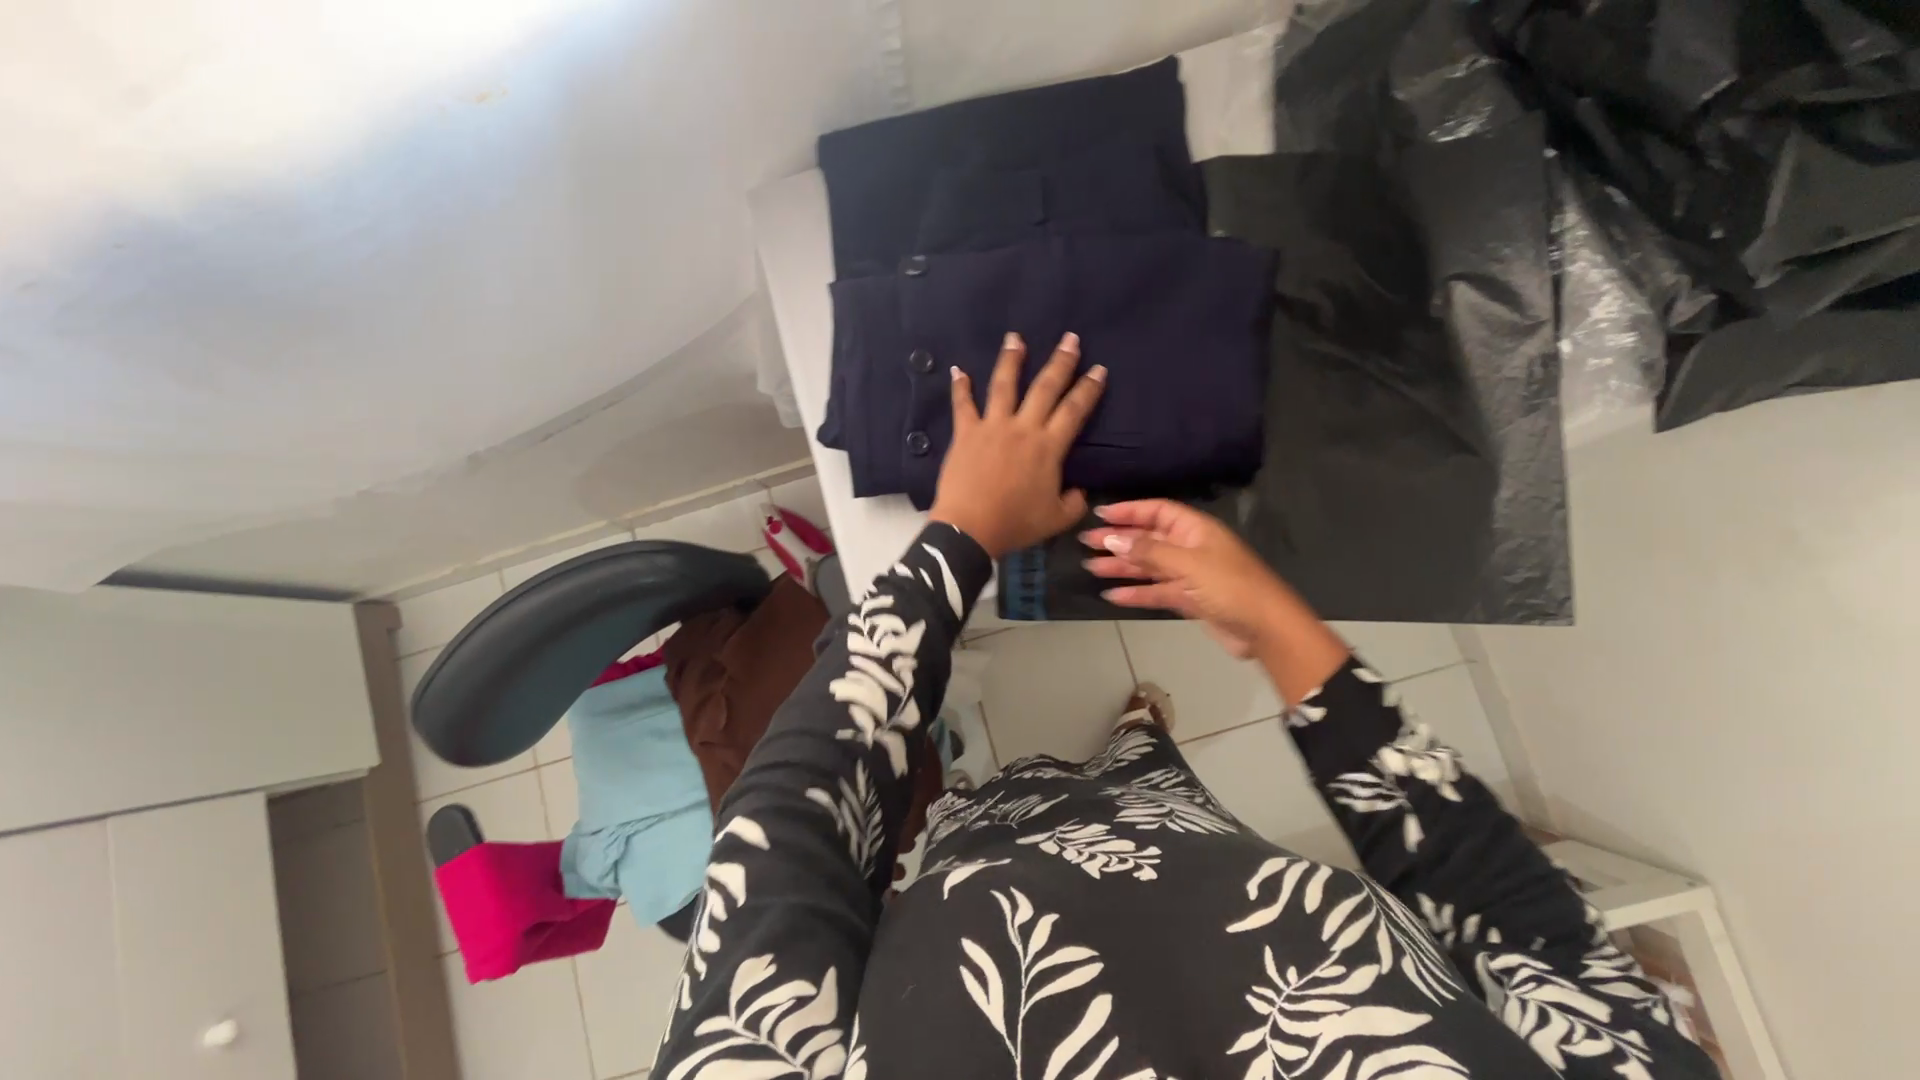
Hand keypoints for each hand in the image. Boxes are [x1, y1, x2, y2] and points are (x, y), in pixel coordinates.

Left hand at [928, 332, 1105, 557]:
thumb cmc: (1016, 524)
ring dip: (1011, 360)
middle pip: (1045, 387)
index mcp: (1048, 447)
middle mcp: (1023, 428)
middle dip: (1060, 362)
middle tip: (1070, 339)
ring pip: (1004, 385)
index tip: (1099, 370)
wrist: (970, 528)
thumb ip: (1074, 503)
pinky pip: (962, 405)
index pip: (1074, 410)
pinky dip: (960, 387)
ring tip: (1015, 338)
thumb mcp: (1057, 520)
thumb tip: (1079, 491)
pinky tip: (958, 370)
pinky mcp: (965, 433)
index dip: (1089, 389)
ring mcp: (992, 427)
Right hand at [1083, 500, 1350, 700]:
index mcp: (1195, 530)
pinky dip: (1136, 593)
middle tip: (1087, 543)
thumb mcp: (1188, 564)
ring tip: (1092, 568)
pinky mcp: (1190, 600)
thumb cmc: (1231, 587)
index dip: (1129, 511)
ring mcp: (1190, 575)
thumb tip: (1112, 536)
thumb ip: (1149, 551)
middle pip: (1150, 538)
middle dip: (1119, 540)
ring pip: (1149, 566)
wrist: (1266, 629)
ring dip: (1122, 567)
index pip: (1157, 511)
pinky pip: (1157, 591)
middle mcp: (1191, 548)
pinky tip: (1113, 595)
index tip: (1100, 515)